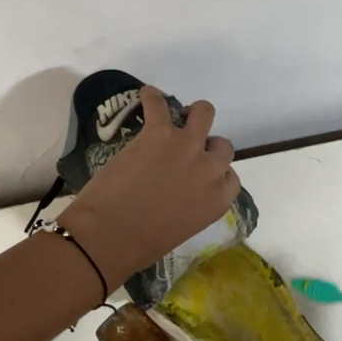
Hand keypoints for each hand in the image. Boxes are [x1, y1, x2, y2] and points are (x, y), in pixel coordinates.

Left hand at [57, 86, 239, 287]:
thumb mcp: (185, 227)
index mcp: (219, 199)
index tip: (201, 175)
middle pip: (222, 145)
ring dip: (193, 114)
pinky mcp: (158, 133)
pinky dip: (152, 98)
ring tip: (177, 117)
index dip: (216, 172)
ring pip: (204, 112)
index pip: (230, 176)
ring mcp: (187, 147)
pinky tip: (147, 97)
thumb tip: (182, 189)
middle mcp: (211, 169)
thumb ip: (194, 203)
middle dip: (206, 147)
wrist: (110, 235)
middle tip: (185, 151)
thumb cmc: (144, 243)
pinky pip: (158, 103)